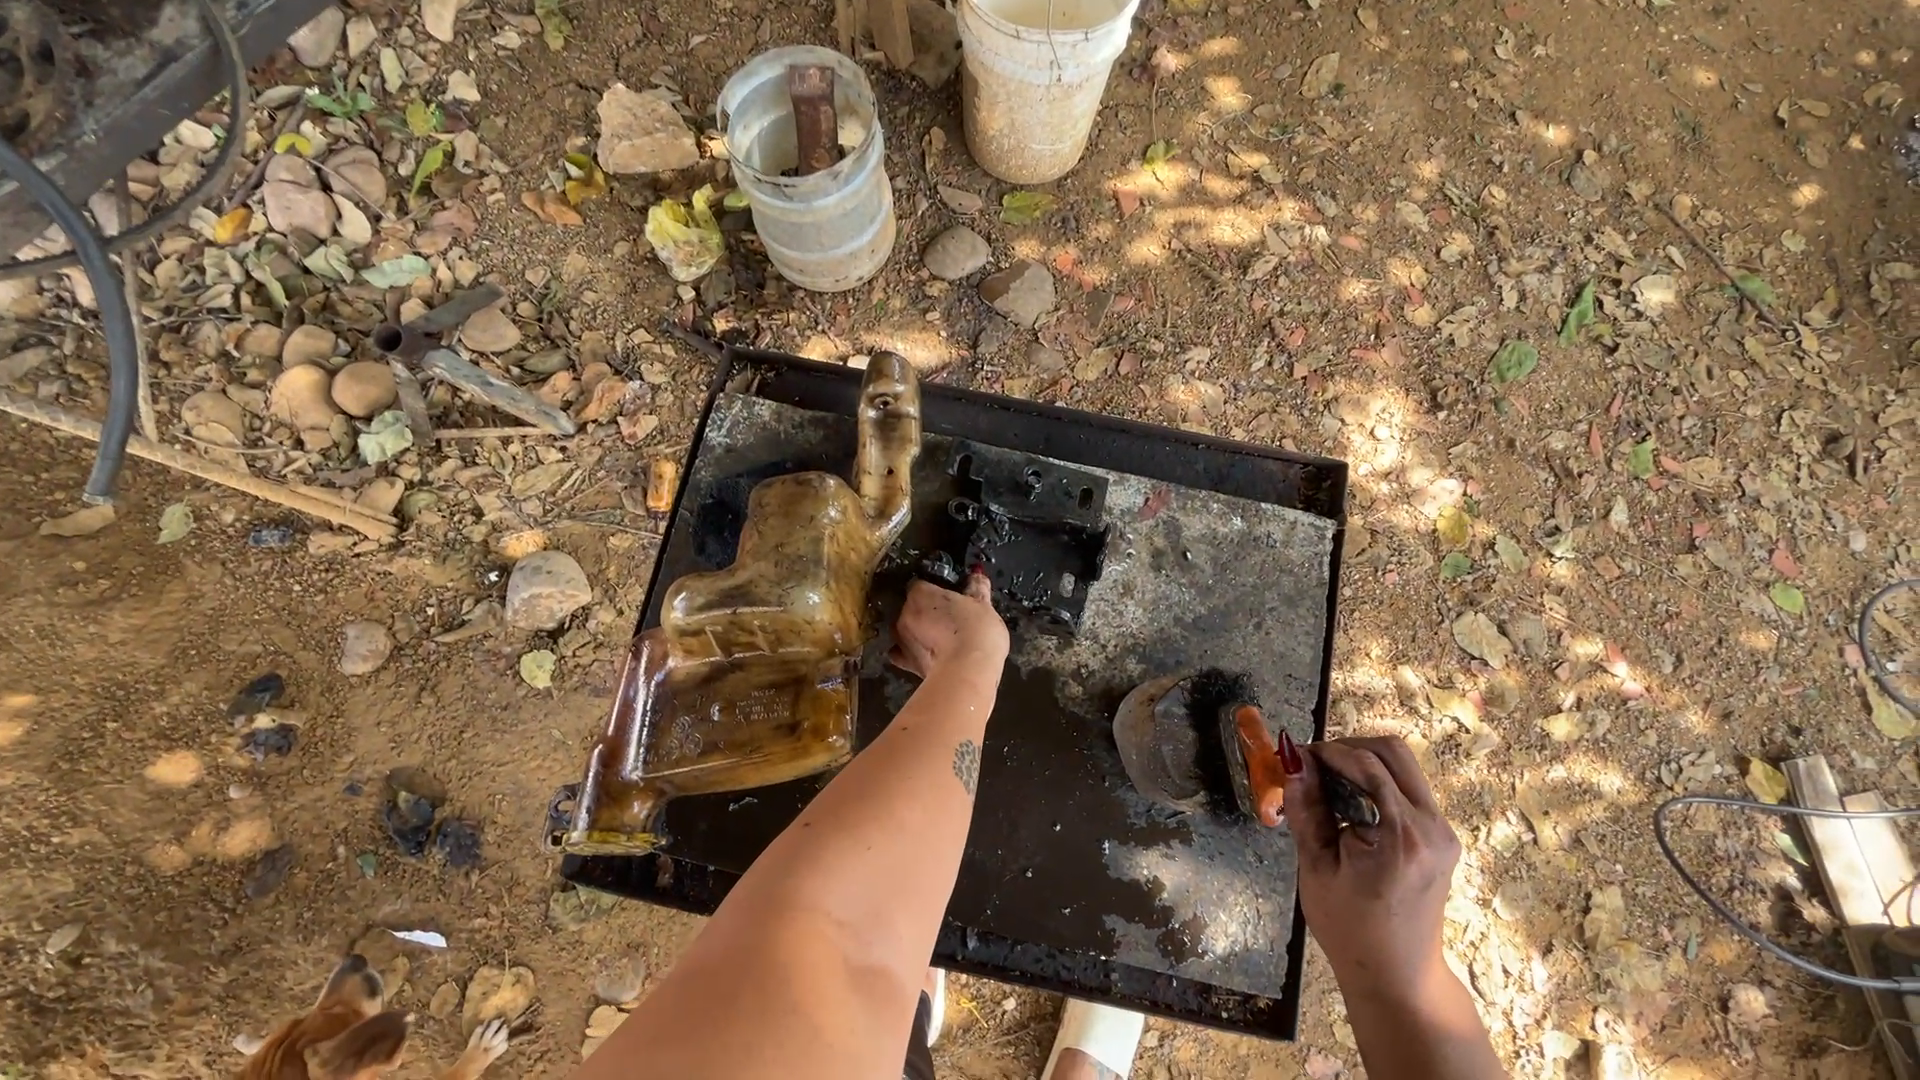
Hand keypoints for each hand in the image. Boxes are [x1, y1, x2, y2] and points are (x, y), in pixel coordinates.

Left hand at [889, 573, 1008, 679]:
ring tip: (940, 640)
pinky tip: (926, 655)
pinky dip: (910, 653)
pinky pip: (901, 654)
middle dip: (926, 612)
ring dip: (917, 632)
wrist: (968, 671)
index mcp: (921, 593)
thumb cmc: (976, 631)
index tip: (949, 598)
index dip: (934, 591)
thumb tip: (977, 577)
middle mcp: (905, 613)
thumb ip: (977, 588)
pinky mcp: (905, 664)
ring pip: (905, 629)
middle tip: (949, 620)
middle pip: (911, 607)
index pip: (920, 585)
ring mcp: (901, 639)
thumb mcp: (983, 604)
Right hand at [1278, 734, 1461, 1000]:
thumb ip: (1307, 808)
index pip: (1367, 765)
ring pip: (1403, 766)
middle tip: (1312, 767)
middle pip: (1394, 753)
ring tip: (1327, 785)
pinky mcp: (1441, 836)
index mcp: (1403, 836)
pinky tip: (1348, 803)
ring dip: (1362, 762)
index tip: (1294, 757)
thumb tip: (1293, 759)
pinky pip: (1407, 787)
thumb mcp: (1315, 867)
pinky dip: (1375, 780)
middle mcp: (1433, 826)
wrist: (1397, 975)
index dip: (1326, 752)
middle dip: (1347, 748)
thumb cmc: (1349, 927)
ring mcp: (1443, 830)